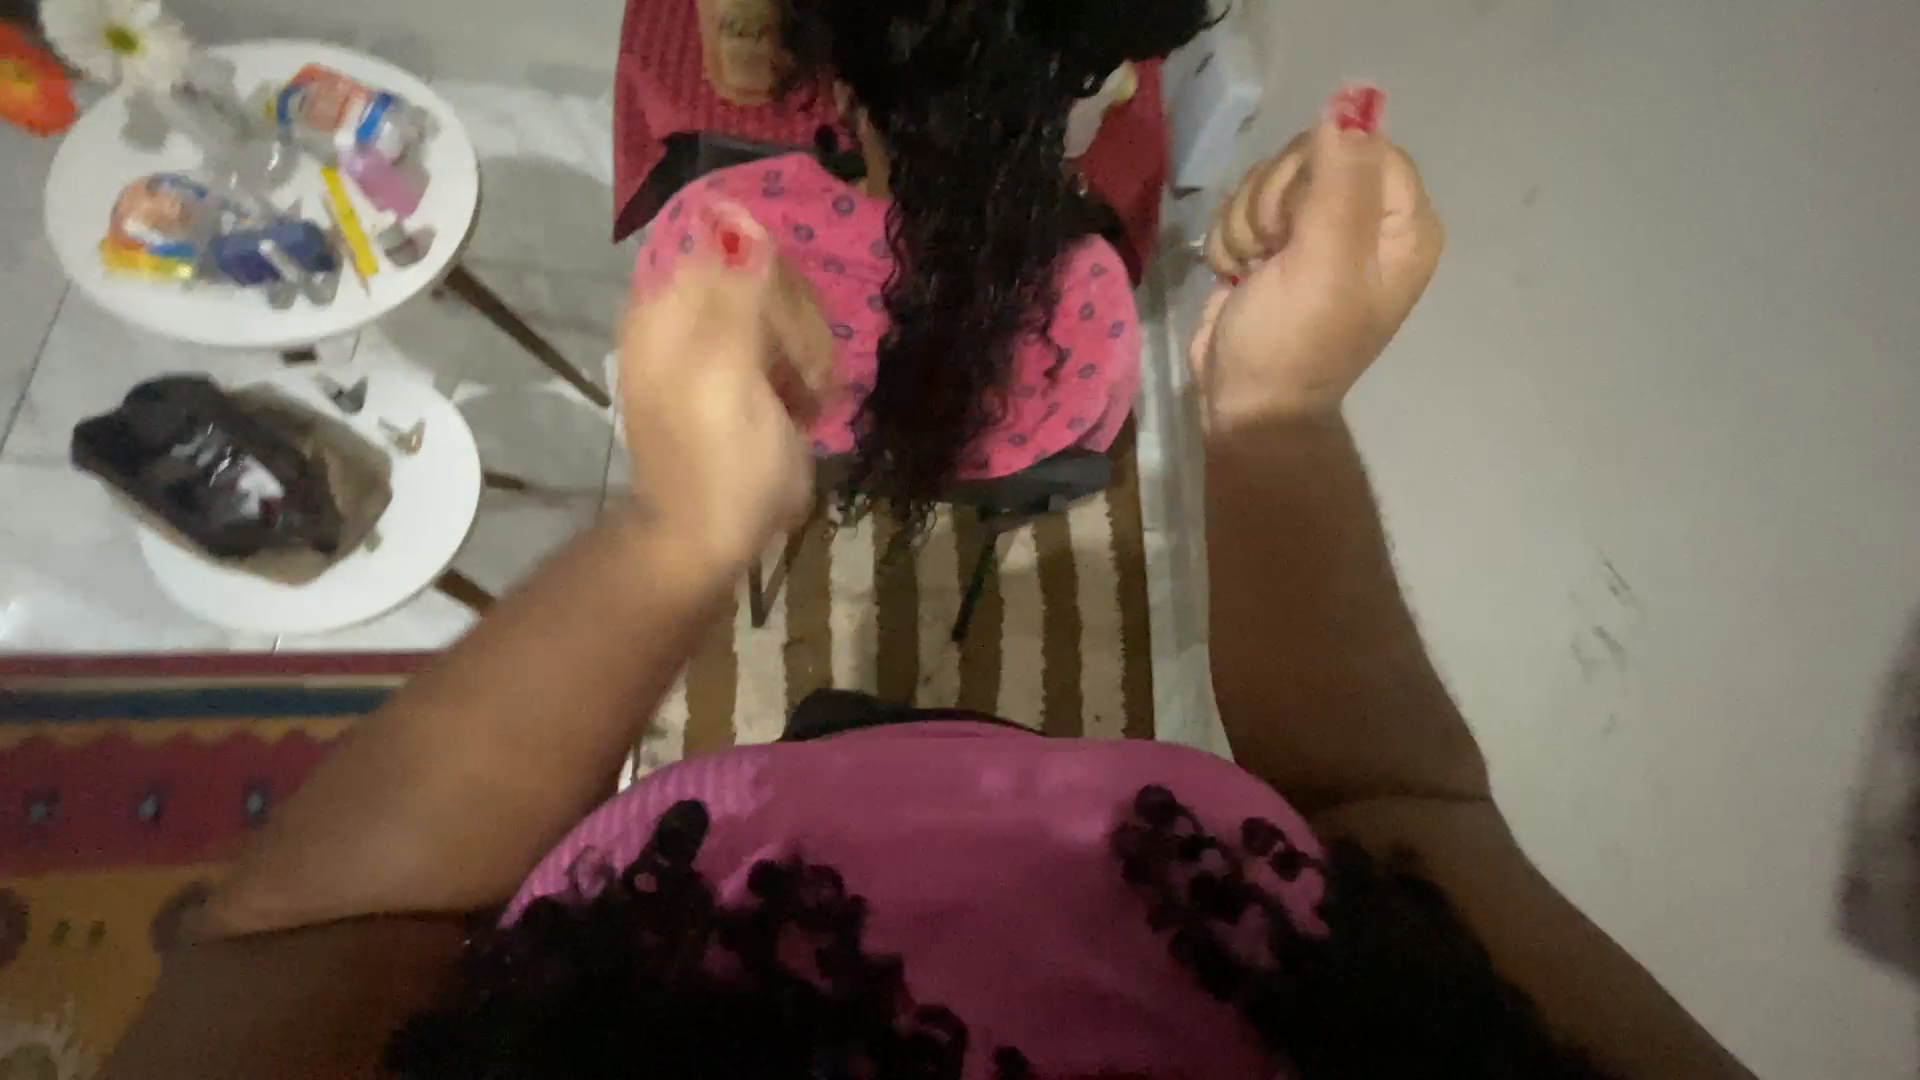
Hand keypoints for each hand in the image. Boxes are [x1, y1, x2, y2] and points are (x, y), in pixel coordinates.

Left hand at [617, 214, 835, 570]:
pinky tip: (803, 408)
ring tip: (809, 406)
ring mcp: (708, 352)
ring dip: (808, 358)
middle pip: (765, 283)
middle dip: (801, 334)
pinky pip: (778, 350)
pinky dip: (800, 376)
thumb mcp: (731, 378)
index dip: (785, 301)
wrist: (707, 543)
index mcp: (670, 311)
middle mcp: (683, 320)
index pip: (743, 256)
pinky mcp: (732, 382)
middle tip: (811, 388)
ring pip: (780, 317)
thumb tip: (737, 212)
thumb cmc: (725, 466)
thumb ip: (737, 294)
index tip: (800, 358)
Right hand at [1192, 96, 1443, 431]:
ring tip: (1252, 275)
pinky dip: (1228, 244)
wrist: (1246, 406)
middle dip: (1271, 206)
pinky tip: (1235, 278)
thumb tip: (1348, 103)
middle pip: (1307, 157)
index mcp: (1398, 224)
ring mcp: (1310, 233)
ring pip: (1264, 182)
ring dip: (1244, 229)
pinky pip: (1240, 209)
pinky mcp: (1268, 248)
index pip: (1359, 146)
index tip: (1294, 229)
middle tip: (1270, 256)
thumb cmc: (1292, 345)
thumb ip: (1338, 181)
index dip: (1312, 178)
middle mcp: (1360, 220)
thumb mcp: (1323, 265)